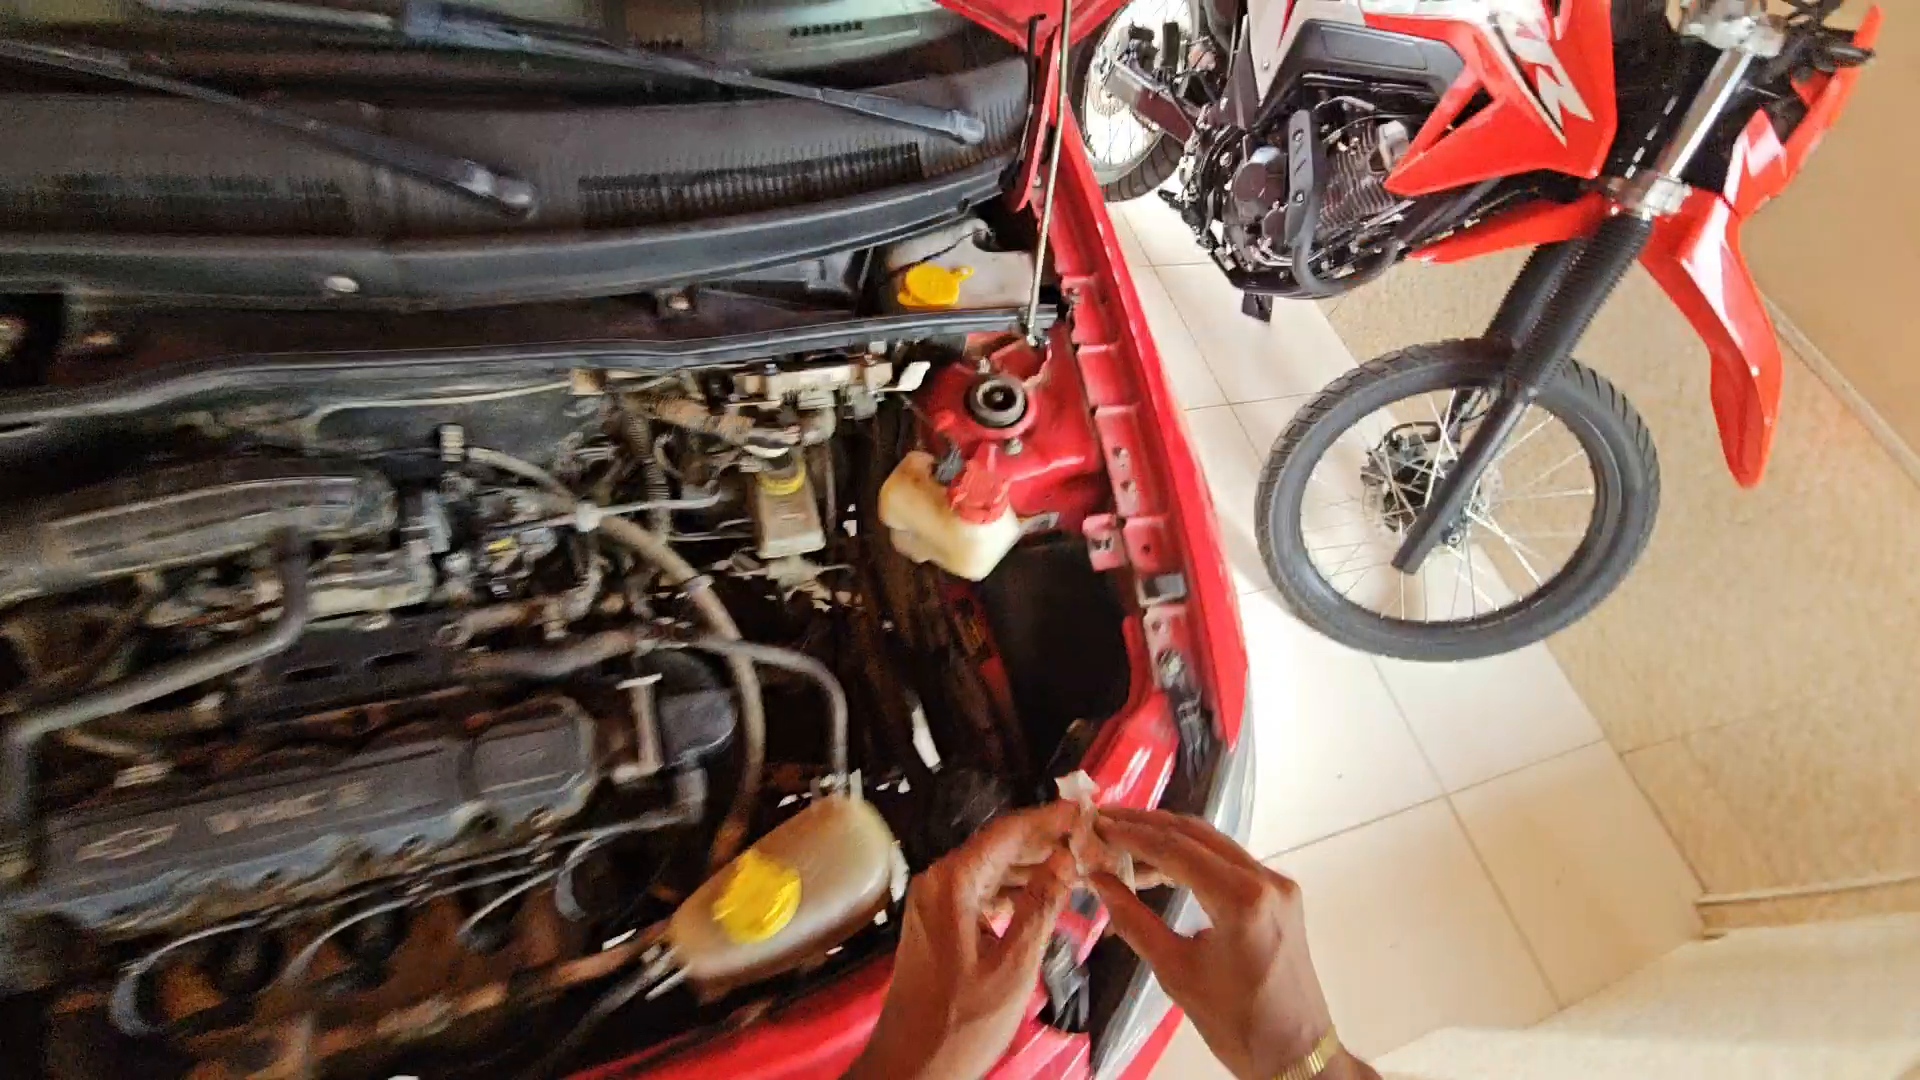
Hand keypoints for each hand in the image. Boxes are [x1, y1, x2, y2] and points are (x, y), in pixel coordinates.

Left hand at [845, 802, 1077, 1079]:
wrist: (908, 1070)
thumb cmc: (960, 1025)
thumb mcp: (1013, 968)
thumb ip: (1040, 906)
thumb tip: (1067, 857)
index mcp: (953, 882)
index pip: (1008, 832)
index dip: (1049, 819)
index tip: (1084, 811)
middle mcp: (940, 879)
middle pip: (1000, 846)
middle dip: (1046, 842)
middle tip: (1091, 841)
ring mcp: (936, 899)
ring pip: (993, 867)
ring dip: (1033, 866)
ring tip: (1078, 865)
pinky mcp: (938, 919)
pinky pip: (982, 890)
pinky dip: (1014, 889)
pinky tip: (1045, 894)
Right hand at [1090, 808, 1363, 1079]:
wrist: (1298, 1058)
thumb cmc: (1235, 1023)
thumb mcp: (1175, 972)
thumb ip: (1133, 919)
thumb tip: (1097, 879)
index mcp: (1242, 900)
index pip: (1175, 849)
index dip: (1132, 834)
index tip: (1097, 825)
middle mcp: (1264, 878)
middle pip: (1194, 833)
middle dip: (1145, 824)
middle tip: (1105, 819)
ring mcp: (1275, 882)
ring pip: (1210, 840)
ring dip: (1166, 835)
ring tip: (1124, 836)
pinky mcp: (1278, 890)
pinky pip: (1226, 858)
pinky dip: (1189, 854)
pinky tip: (1158, 862)